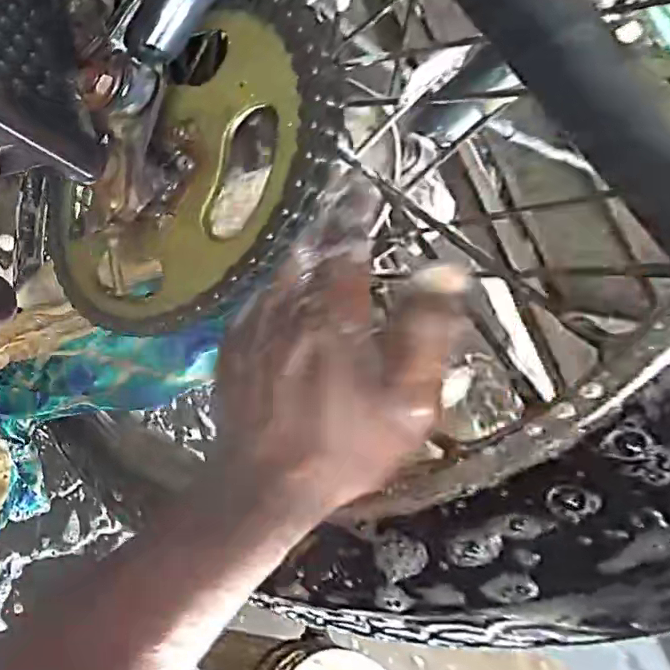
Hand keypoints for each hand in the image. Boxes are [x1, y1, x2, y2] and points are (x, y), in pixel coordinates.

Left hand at [213, 208, 466, 512]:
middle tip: (334, 203)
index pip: (345, 251)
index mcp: (332, 318)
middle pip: (303, 257)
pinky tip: (276, 290)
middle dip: (321, 228)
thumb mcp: (406, 400)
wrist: (265, 478)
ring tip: (310, 238)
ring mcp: (250, 330)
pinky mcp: (229, 349)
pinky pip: (251, 304)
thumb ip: (424, 331)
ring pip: (273, 278)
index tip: (362, 190)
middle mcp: (285, 313)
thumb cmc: (346, 445)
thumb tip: (440, 270)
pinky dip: (269, 288)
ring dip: (294, 255)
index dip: (354, 217)